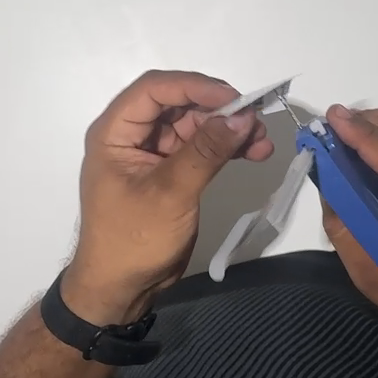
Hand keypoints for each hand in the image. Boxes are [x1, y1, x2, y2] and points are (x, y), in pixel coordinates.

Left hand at [63, 71, 274, 323]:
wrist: (121, 291)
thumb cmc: (132, 240)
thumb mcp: (170, 194)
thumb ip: (205, 152)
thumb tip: (243, 116)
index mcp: (115, 132)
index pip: (154, 89)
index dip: (194, 86)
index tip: (234, 98)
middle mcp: (132, 135)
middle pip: (178, 103)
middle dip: (219, 108)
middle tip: (256, 120)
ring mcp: (153, 152)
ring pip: (195, 124)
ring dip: (228, 128)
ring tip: (262, 141)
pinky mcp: (172, 170)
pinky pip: (202, 147)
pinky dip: (226, 147)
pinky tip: (254, 152)